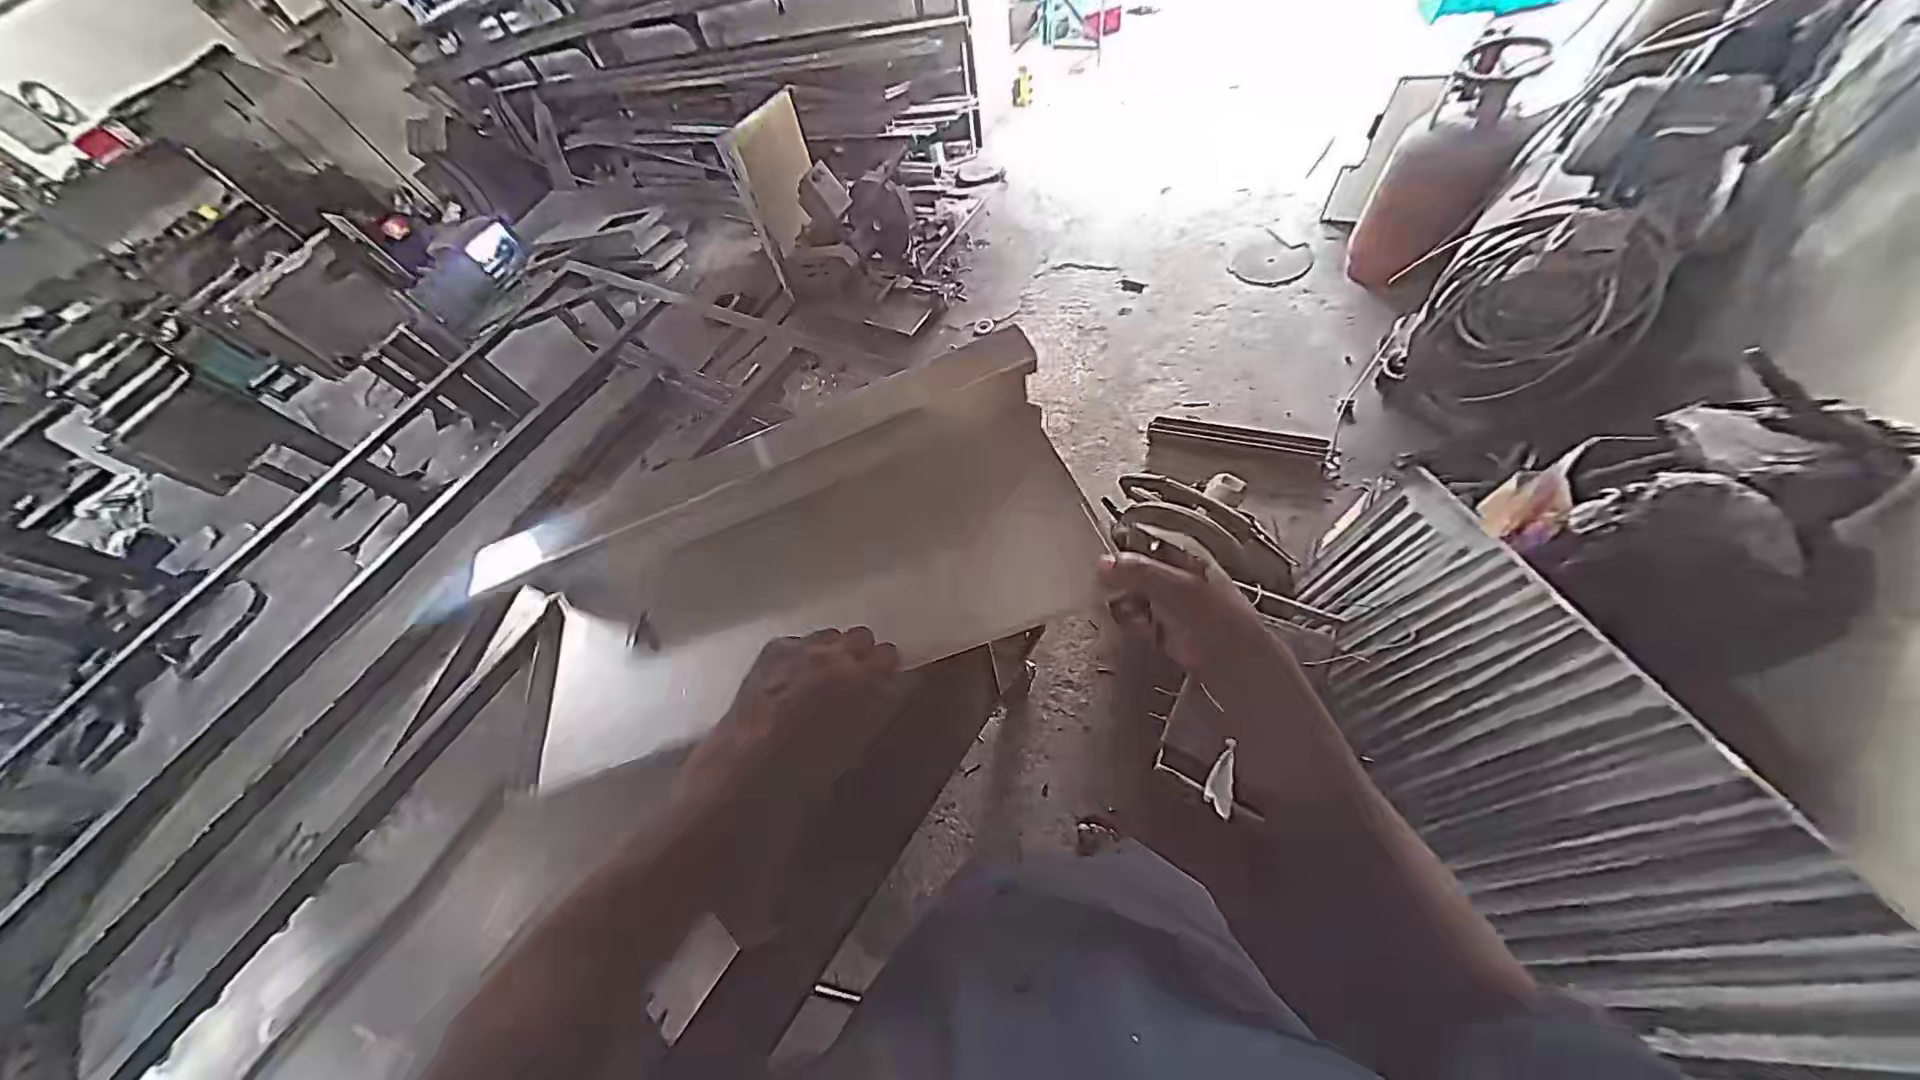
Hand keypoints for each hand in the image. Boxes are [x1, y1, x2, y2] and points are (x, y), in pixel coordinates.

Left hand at [681, 628, 904, 820]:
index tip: (884, 678)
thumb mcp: (855, 743)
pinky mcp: (773, 650)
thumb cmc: (806, 774)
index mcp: (863, 681)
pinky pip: (799, 641)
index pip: (888, 654)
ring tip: (821, 679)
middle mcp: (835, 657)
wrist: (745, 774)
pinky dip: (802, 655)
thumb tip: (879, 690)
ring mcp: (802, 649)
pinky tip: (792, 680)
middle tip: (854, 679)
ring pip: (831, 634)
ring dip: (832, 651)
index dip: (886, 668)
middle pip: (862, 636)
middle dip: (861, 654)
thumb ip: (872, 707)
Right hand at [1098, 551, 1277, 671]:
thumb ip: (1138, 571)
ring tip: (1136, 613)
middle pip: (1131, 572)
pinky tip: (1140, 627)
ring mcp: (1167, 603)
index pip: (1143, 544)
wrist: (1232, 660)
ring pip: (1129, 596)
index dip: (1122, 552)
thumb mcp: (1175, 585)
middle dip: (1120, 583)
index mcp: (1183, 556)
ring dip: (1126, 605)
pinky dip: (1131, 623)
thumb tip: (1105, 562)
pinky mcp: (1159, 627)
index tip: (1106, 563)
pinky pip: (1133, 619)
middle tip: (1116, 589)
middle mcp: (1174, 577)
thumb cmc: (1221, 618)